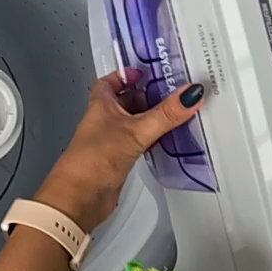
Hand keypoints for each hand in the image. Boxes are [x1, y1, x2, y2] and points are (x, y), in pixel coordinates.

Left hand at [33, 68, 204, 231]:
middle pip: (125, 102)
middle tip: (171, 91)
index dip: (124, 75)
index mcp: (101, 105)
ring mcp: (110, 141)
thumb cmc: (95, 159)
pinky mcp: (118, 161)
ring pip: (133, 123)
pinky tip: (166, 139)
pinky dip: (151, 138)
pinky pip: (138, 143)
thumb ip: (165, 114)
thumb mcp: (135, 131)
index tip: (144, 72)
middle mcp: (104, 121)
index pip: (109, 82)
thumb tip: (191, 93)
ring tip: (176, 112)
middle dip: (145, 96)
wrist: (80, 198)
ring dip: (151, 118)